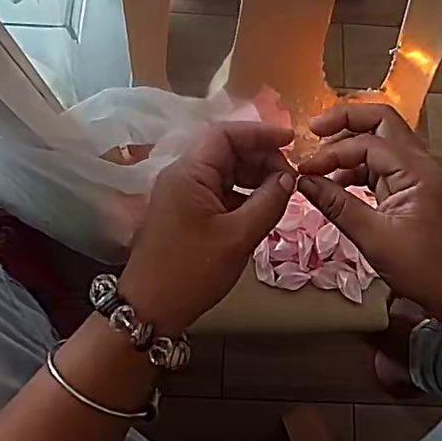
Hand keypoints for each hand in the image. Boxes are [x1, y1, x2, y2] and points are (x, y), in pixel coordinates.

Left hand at [118, 122, 297, 333]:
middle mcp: (182, 175)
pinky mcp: (186, 212)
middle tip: (291, 175)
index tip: (290, 139)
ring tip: (283, 191)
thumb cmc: (192, 270)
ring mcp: (182, 194)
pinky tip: (264, 208)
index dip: (259, 133)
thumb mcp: (238, 237)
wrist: (150, 308)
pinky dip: (243, 194)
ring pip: (224, 171)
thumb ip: (268, 202)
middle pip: (226, 151)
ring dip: (254, 176)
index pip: (225, 134)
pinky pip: (218, 191)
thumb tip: (290, 178)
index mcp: (188, 172)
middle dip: (260, 157)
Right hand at [294, 104, 441, 328]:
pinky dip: (358, 167)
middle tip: (313, 130)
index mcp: (417, 171)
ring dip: (350, 145)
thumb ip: (337, 205)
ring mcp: (419, 175)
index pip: (366, 143)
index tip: (304, 170)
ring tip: (321, 164)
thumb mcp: (373, 238)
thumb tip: (303, 181)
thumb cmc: (424, 269)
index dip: (331, 153)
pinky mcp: (414, 188)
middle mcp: (421, 164)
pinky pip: (383, 164)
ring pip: (381, 140)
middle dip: (345, 121)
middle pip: (381, 121)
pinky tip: (337, 184)